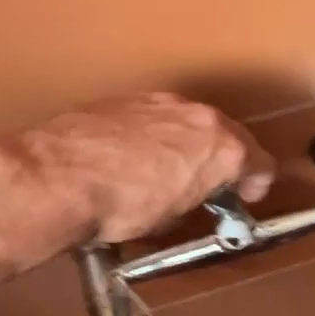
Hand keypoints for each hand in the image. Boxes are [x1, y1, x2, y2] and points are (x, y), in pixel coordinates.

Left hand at [0, 92, 275, 244]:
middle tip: (210, 185)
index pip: (260, 162)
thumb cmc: (120, 205)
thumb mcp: (173, 216)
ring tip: (167, 172)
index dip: (255, 184)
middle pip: (228, 135)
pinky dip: (155, 134)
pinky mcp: (124, 98)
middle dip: (224, 159)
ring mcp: (160, 102)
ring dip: (188, 144)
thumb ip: (197, 197)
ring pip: (190, 122)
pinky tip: (133, 158)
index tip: (244, 196)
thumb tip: (189, 198)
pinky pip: (155, 117)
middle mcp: (198, 116)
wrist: (55, 179)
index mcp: (223, 147)